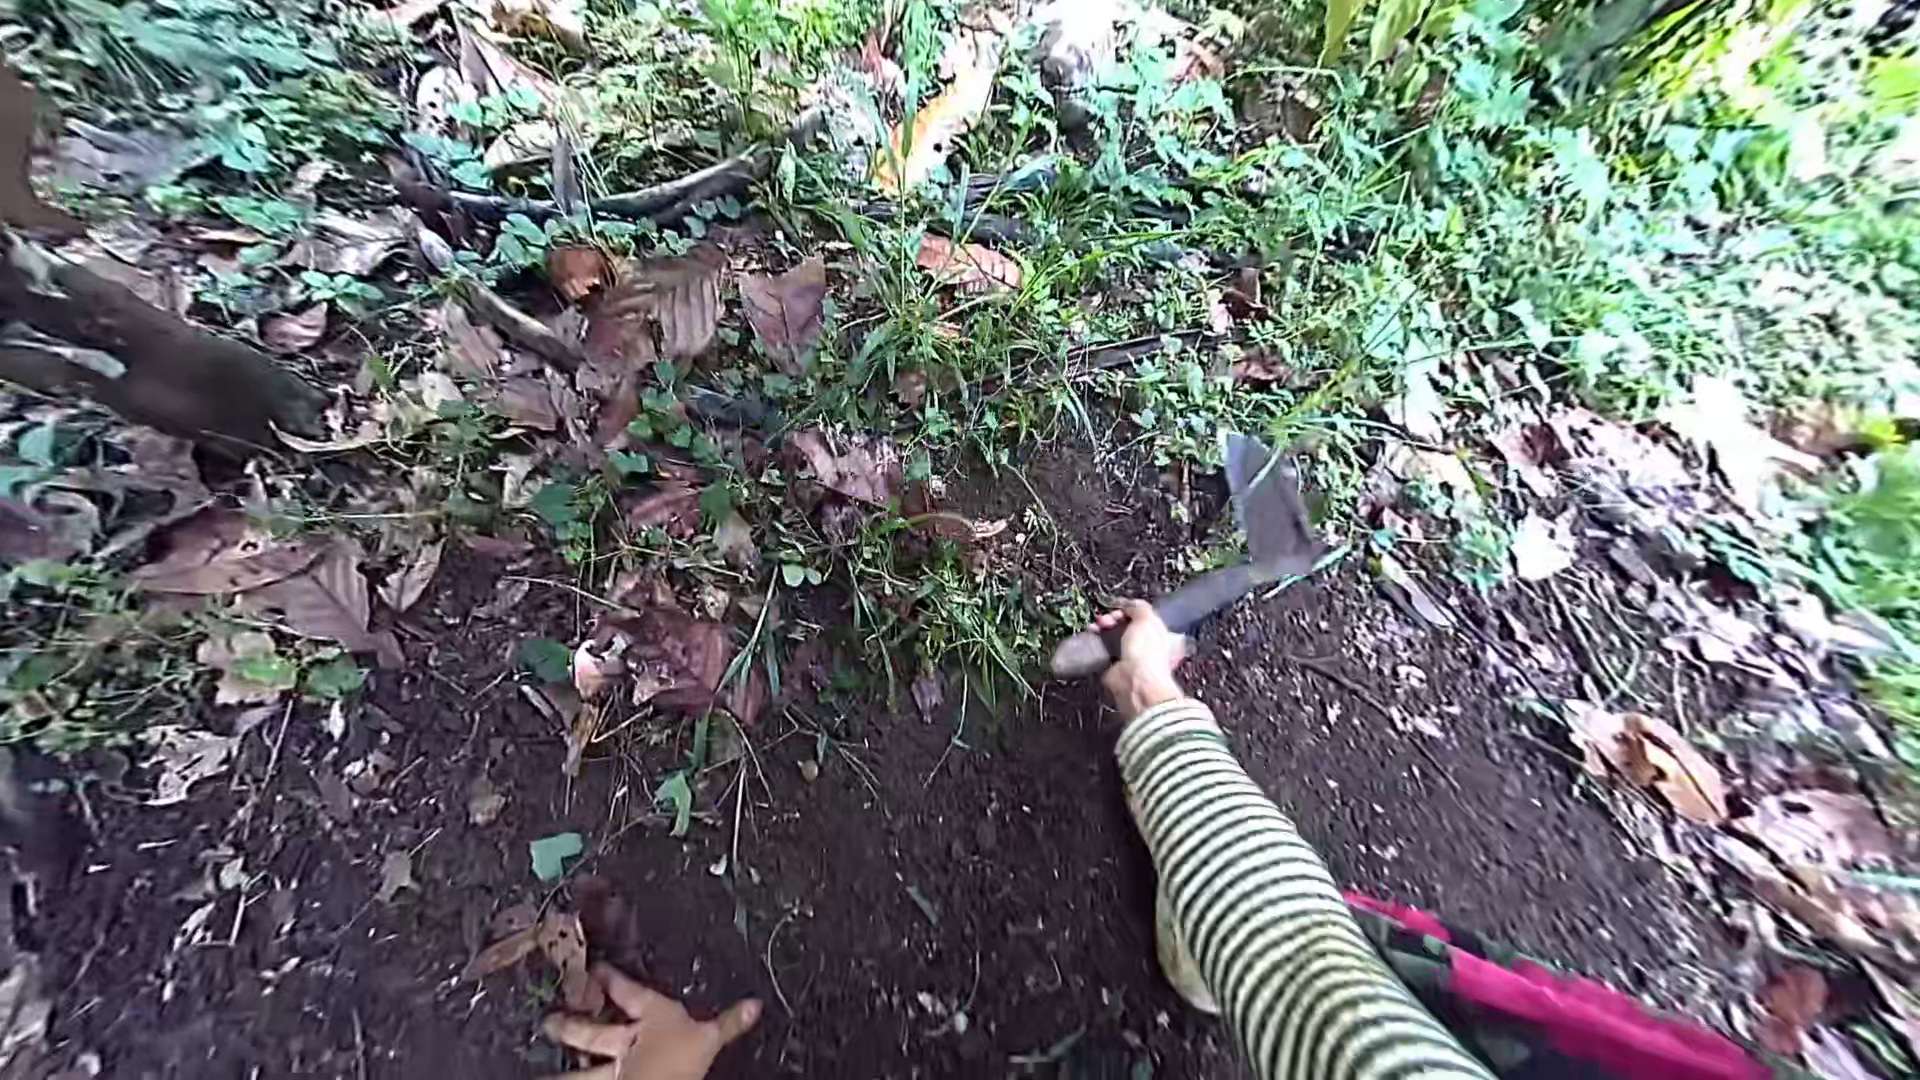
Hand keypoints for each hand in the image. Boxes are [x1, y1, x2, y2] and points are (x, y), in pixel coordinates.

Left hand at [544, 963, 760, 1079]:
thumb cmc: (680, 1063)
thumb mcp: (710, 1039)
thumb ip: (730, 1022)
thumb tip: (756, 1004)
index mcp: (650, 1019)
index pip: (630, 994)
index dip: (613, 981)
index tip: (595, 968)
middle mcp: (626, 1045)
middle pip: (594, 1033)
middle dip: (574, 1025)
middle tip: (549, 1019)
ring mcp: (614, 1074)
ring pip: (581, 1074)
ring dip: (562, 1074)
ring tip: (542, 1075)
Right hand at [1091, 600, 1185, 718]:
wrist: (1133, 680)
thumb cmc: (1146, 651)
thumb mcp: (1147, 618)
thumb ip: (1138, 607)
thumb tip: (1127, 604)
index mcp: (1161, 635)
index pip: (1143, 617)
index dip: (1130, 610)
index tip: (1120, 607)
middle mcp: (1146, 646)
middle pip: (1126, 625)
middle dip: (1114, 618)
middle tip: (1107, 618)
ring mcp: (1130, 656)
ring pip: (1113, 635)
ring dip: (1103, 626)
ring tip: (1096, 625)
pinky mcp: (1114, 665)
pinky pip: (1104, 647)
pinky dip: (1096, 639)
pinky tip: (1092, 634)